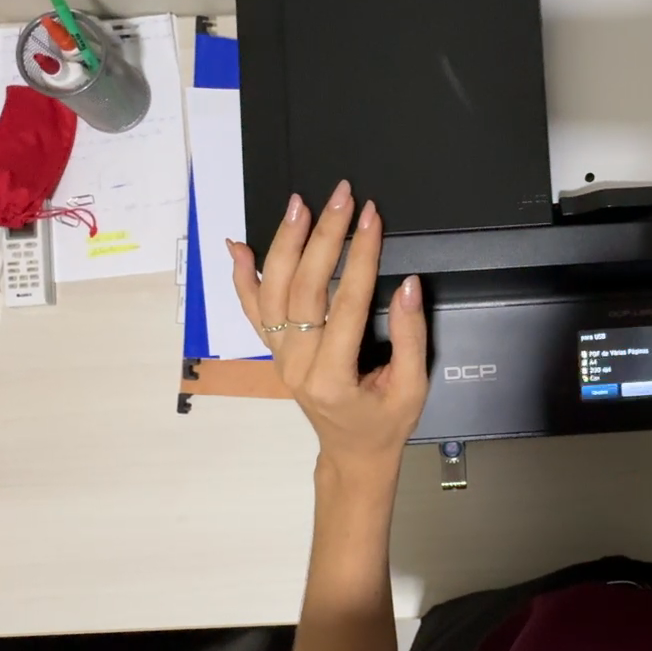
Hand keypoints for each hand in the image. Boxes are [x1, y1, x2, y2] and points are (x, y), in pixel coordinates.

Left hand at [228, 181, 428, 482]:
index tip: (371, 219)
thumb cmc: (385, 423)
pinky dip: (243, 277)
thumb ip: (411, 336)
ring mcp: (279, 358)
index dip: (361, 257)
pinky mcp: (275, 353)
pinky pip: (253, 311)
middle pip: (304, 289)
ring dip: (284, 243)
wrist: (353, 452)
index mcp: (333, 377)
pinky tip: (239, 246)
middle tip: (341, 198)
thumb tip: (408, 284)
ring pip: (273, 292)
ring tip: (299, 204)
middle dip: (324, 237)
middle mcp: (296, 365)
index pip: (346, 304)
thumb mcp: (412, 386)